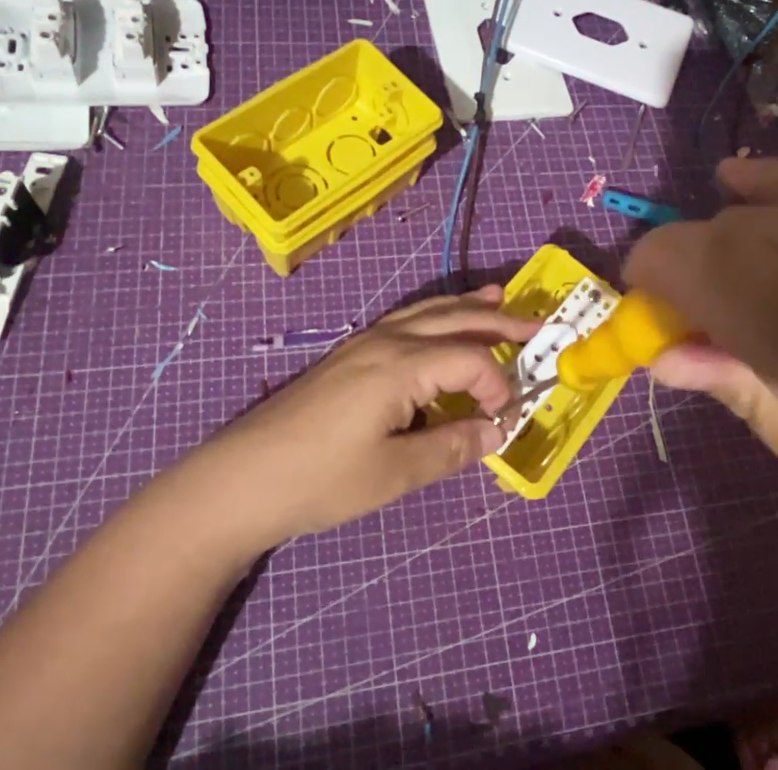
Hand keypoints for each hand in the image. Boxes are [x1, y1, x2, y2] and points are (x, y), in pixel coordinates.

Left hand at [187, 288, 540, 552]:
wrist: (240, 479)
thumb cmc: (320, 479)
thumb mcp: (394, 474)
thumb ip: (451, 449)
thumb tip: (495, 432)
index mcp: (402, 365)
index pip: (471, 361)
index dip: (498, 387)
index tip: (505, 421)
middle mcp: (385, 341)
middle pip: (453, 319)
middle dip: (497, 319)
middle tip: (537, 323)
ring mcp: (361, 344)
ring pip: (425, 313)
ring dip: (465, 308)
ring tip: (497, 297)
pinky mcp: (346, 357)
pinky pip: (403, 322)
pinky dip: (433, 318)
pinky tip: (437, 327)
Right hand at [625, 157, 777, 578]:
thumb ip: (750, 398)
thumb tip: (665, 354)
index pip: (708, 267)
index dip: (654, 275)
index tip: (638, 308)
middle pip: (737, 226)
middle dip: (690, 260)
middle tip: (687, 313)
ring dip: (732, 224)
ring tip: (715, 260)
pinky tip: (744, 181)